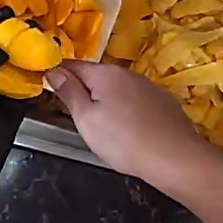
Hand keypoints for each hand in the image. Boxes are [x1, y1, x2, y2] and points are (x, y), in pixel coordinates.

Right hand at [45, 60, 220, 188]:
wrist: (175, 158)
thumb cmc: (123, 141)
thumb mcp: (86, 120)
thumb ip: (69, 93)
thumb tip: (53, 70)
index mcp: (105, 74)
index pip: (72, 65)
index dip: (57, 75)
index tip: (48, 89)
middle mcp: (128, 73)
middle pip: (96, 77)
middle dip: (83, 91)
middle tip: (76, 117)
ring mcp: (148, 86)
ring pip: (117, 89)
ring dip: (106, 102)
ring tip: (103, 128)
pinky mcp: (163, 102)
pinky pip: (135, 101)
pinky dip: (126, 110)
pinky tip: (128, 131)